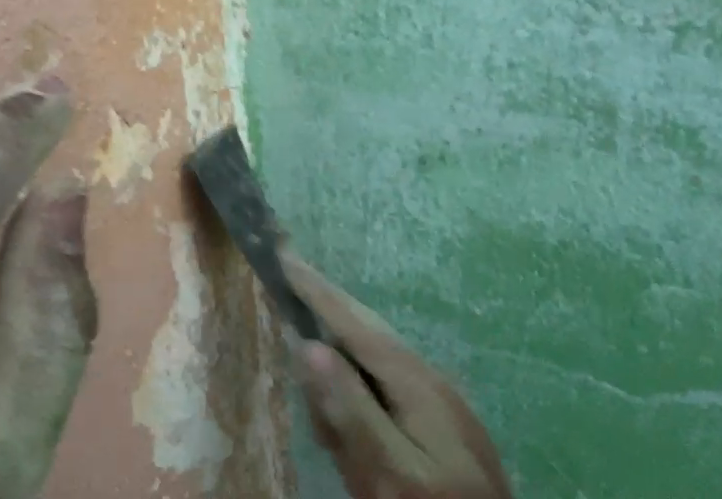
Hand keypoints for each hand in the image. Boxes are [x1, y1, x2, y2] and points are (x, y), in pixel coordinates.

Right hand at [282, 254, 512, 498]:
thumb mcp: (387, 468)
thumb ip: (350, 409)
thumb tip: (309, 345)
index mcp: (415, 381)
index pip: (354, 322)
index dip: (316, 289)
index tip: (283, 253)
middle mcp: (428, 378)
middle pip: (366, 330)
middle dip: (326, 308)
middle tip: (288, 283)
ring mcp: (438, 400)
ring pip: (372, 360)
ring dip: (339, 363)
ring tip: (324, 405)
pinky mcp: (438, 422)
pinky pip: (384, 387)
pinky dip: (357, 393)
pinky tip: (350, 429)